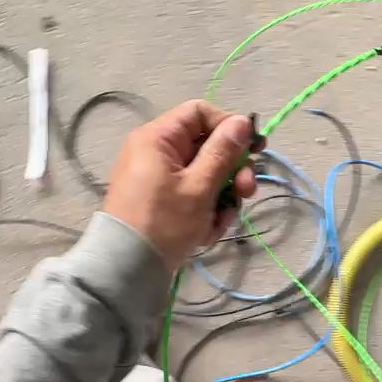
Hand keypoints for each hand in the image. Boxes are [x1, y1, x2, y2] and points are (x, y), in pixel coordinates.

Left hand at [102, 100, 260, 270]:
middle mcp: (156, 153)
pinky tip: (207, 232)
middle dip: (232, 171)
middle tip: (247, 192)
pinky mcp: (163, 202)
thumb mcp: (199, 187)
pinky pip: (193, 196)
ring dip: (222, 198)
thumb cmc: (164, 222)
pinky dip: (205, 212)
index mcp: (158, 139)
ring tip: (222, 221)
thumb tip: (242, 121)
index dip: (229, 127)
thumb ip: (223, 152)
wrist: (128, 268)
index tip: (253, 149)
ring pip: (205, 176)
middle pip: (207, 147)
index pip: (200, 113)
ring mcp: (159, 178)